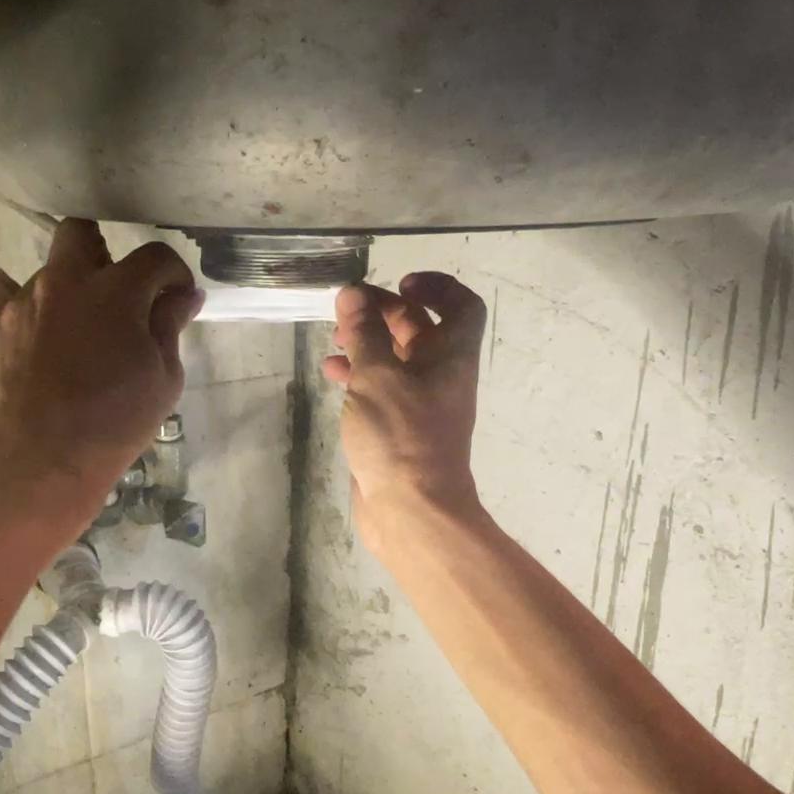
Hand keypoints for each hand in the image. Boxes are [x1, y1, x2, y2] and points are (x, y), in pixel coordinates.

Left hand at [0, 219, 203, 501]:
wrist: (40, 464)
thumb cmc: (114, 425)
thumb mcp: (163, 379)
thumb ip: (170, 326)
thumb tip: (183, 295)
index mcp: (117, 290)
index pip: (156, 257)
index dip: (173, 276)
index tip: (176, 303)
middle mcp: (66, 280)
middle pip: (84, 234)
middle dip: (107, 257)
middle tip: (119, 302)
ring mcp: (23, 298)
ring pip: (44, 266)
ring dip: (65, 287)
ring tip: (74, 329)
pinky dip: (0, 290)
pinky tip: (18, 316)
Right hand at [324, 273, 486, 543]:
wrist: (412, 511)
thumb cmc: (400, 436)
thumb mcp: (377, 375)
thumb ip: (364, 332)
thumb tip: (354, 295)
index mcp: (451, 357)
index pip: (461, 306)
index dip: (436, 286)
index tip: (399, 281)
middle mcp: (441, 376)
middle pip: (420, 329)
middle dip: (385, 312)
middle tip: (348, 309)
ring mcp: (420, 404)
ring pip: (396, 358)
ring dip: (368, 342)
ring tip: (335, 339)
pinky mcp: (398, 428)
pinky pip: (381, 388)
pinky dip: (359, 375)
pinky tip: (331, 374)